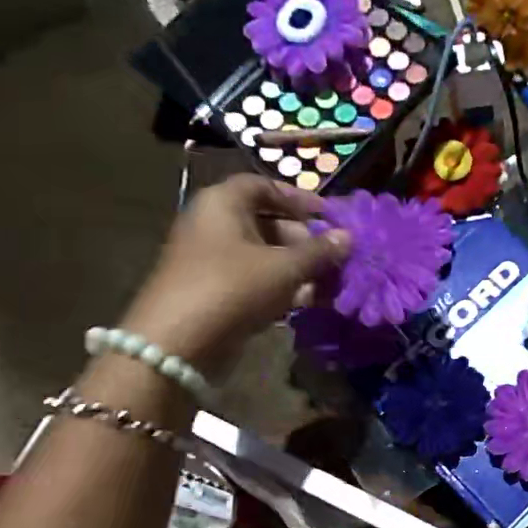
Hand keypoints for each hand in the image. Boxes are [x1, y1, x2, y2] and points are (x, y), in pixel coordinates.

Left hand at [118, 176, 349, 372]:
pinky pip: (258, 280)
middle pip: (268, 222)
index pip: (263, 186)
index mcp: (223, 203)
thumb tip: (348, 237)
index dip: (299, 198)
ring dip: (300, 268)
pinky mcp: (219, 292)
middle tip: (336, 257)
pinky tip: (311, 302)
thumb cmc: (233, 288)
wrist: (180, 342)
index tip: (330, 216)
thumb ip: (319, 251)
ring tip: (332, 284)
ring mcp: (215, 260)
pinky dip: (284, 288)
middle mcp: (215, 225)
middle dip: (306, 240)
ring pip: (266, 256)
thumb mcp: (284, 267)